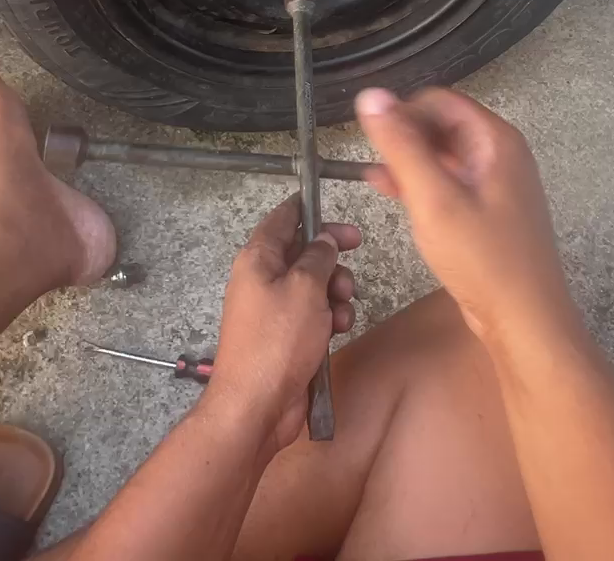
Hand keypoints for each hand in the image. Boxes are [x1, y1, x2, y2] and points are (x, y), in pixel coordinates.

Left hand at [204, 194, 359, 452]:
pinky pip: (314, 314)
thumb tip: (324, 239)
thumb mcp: (305, 288)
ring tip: (343, 306)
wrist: (257, 406)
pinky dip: (329, 316)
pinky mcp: (287, 336)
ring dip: (335, 290)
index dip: (308, 209)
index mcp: (258, 258)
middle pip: (303, 250)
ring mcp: (274, 309)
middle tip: (356, 249)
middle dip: (331, 254)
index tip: (335, 207)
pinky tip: (339, 329)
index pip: (282, 218)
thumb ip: (319, 256)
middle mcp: (262, 278)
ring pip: (314, 283)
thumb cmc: (278, 339)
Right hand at [354, 87, 574, 346]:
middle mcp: (500, 154)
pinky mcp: (487, 209)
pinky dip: (421, 182)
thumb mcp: (433, 198)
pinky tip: (394, 193)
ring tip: (375, 176)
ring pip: (442, 153)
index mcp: (495, 140)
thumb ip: (401, 145)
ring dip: (409, 160)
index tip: (372, 136)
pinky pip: (449, 180)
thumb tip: (372, 97)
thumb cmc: (483, 260)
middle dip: (404, 136)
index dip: (402, 112)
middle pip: (442, 124)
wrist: (524, 321)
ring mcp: (495, 182)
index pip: (439, 100)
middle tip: (371, 158)